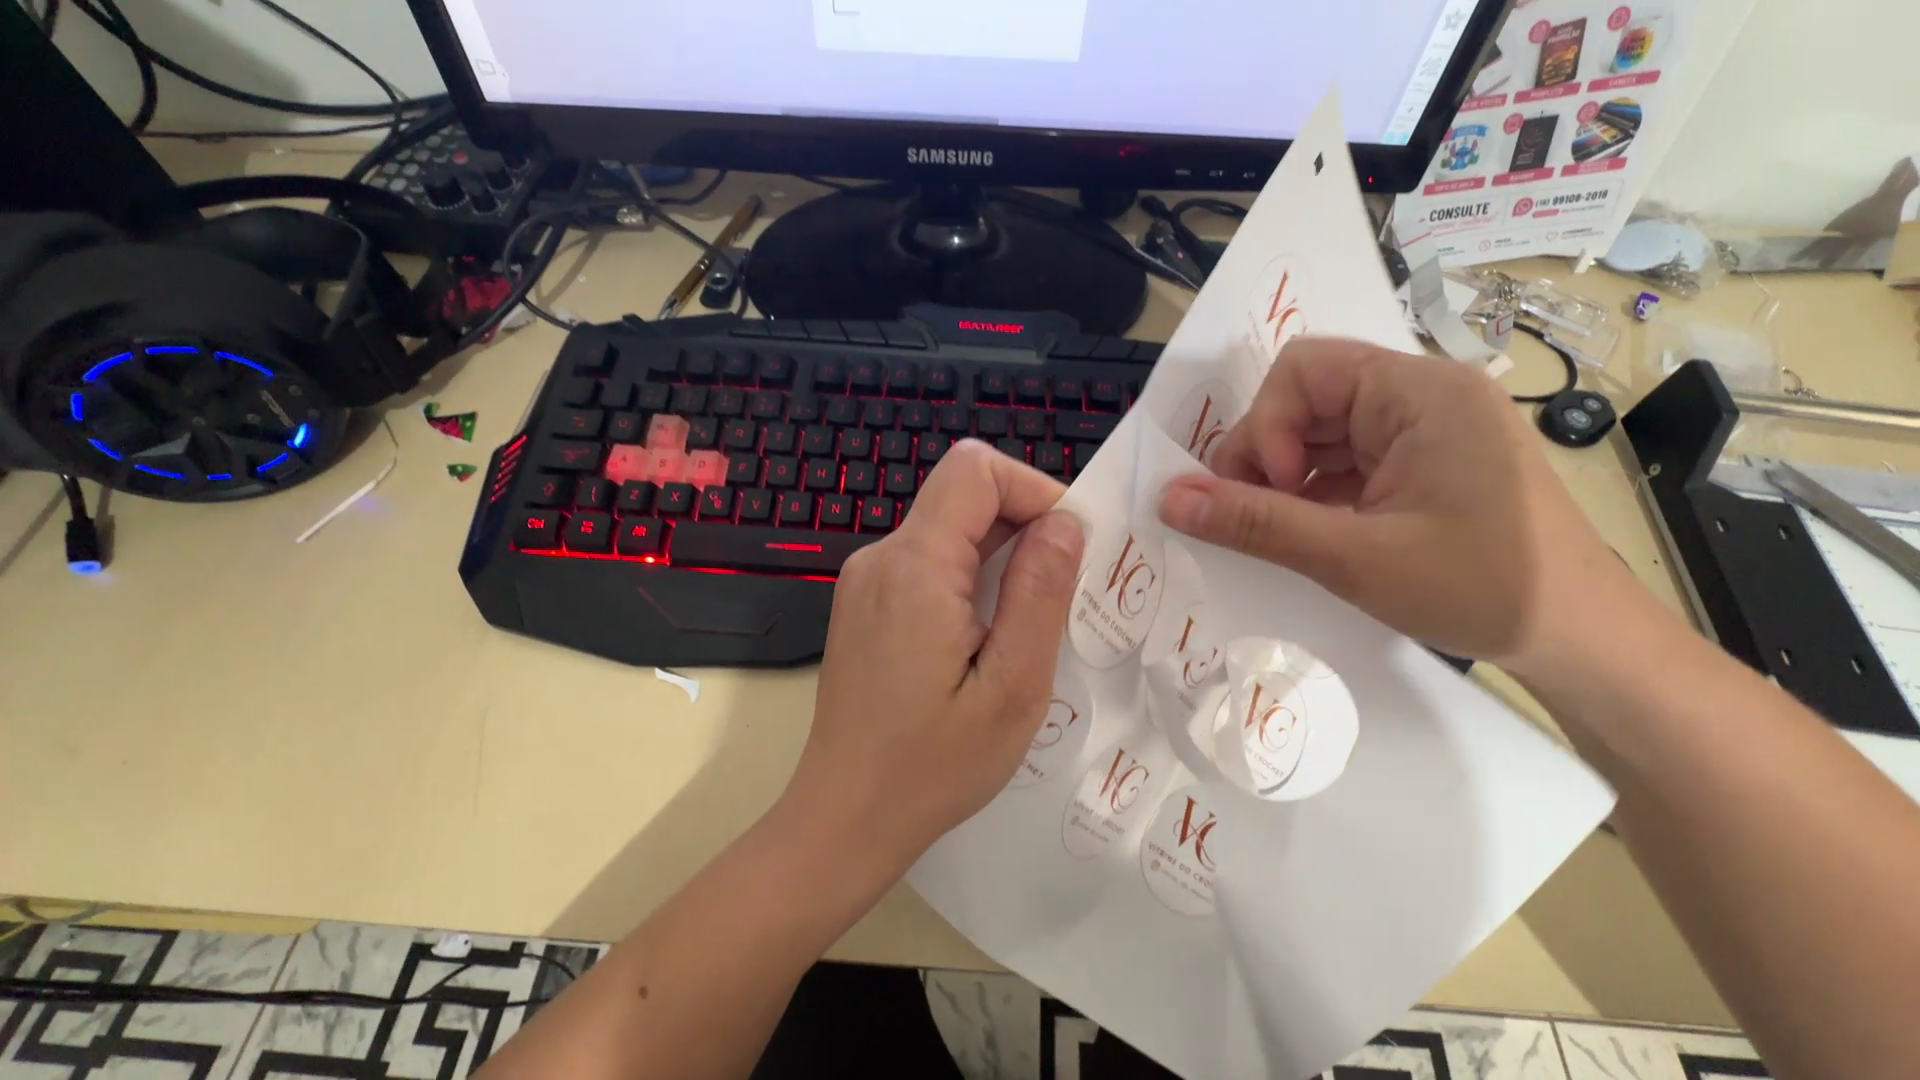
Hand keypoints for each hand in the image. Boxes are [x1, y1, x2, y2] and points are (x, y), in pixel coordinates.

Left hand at [781, 439, 1085, 879]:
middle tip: (1066, 597)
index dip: (1034, 490)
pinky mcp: (864, 608)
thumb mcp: (1012, 687)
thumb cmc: (933, 765)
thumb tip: (1065, 523)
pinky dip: (969, 583)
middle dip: (1026, 529)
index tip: (1073, 548)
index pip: (976, 470)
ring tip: (1030, 627)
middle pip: (963, 498)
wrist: (845, 817)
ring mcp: (865, 583)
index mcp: (914, 566)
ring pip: (948, 533)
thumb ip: (1039, 594)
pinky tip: (987, 642)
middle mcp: (880, 558)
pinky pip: (928, 567)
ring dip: (1001, 561)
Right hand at [1157, 337, 1631, 667]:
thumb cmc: (1480, 588)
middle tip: (1256, 519)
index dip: (1267, 424)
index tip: (1269, 492)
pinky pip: (1352, 462)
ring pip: (1326, 434)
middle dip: (1268, 454)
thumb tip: (1168, 497)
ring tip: (1282, 534)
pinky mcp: (1431, 467)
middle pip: (1310, 398)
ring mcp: (1431, 433)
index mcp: (1420, 392)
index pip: (1304, 367)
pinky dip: (1319, 494)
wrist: (1585, 640)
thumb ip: (1256, 523)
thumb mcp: (1355, 558)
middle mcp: (1426, 397)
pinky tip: (1314, 536)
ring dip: (1289, 479)